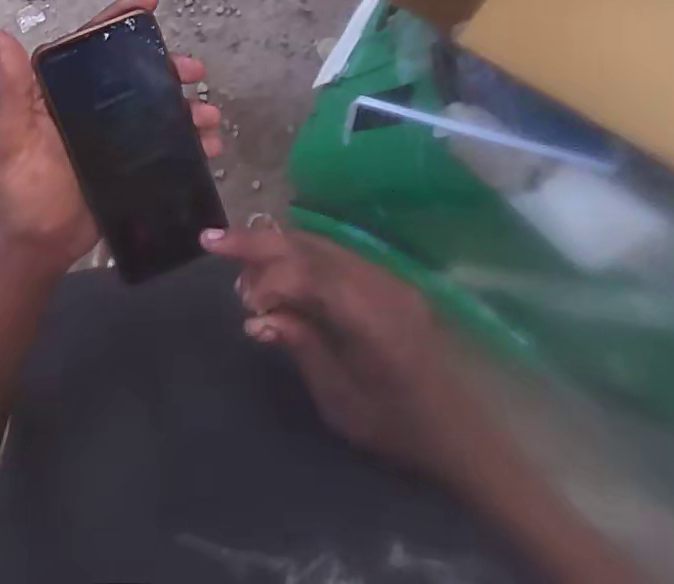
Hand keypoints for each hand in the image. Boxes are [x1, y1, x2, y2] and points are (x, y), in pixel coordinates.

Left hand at [0, 0, 223, 274]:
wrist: (39, 240)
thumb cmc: (17, 184)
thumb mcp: (6, 134)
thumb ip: (8, 88)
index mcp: (60, 89)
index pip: (90, 46)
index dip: (118, 19)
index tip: (147, 0)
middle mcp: (91, 104)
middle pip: (135, 73)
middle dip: (168, 65)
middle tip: (193, 69)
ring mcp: (115, 133)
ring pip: (158, 106)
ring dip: (187, 103)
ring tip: (207, 114)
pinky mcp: (134, 162)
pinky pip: (168, 144)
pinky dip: (192, 141)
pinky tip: (209, 145)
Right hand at [201, 218, 481, 480]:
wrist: (461, 434)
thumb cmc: (398, 427)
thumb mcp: (340, 399)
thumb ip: (300, 345)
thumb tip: (257, 316)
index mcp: (371, 316)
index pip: (308, 272)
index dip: (268, 277)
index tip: (245, 305)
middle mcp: (379, 284)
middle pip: (309, 246)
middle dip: (257, 241)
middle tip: (212, 240)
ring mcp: (385, 277)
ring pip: (319, 243)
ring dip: (274, 246)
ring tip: (235, 256)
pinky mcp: (385, 280)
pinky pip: (332, 254)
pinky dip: (296, 254)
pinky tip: (273, 265)